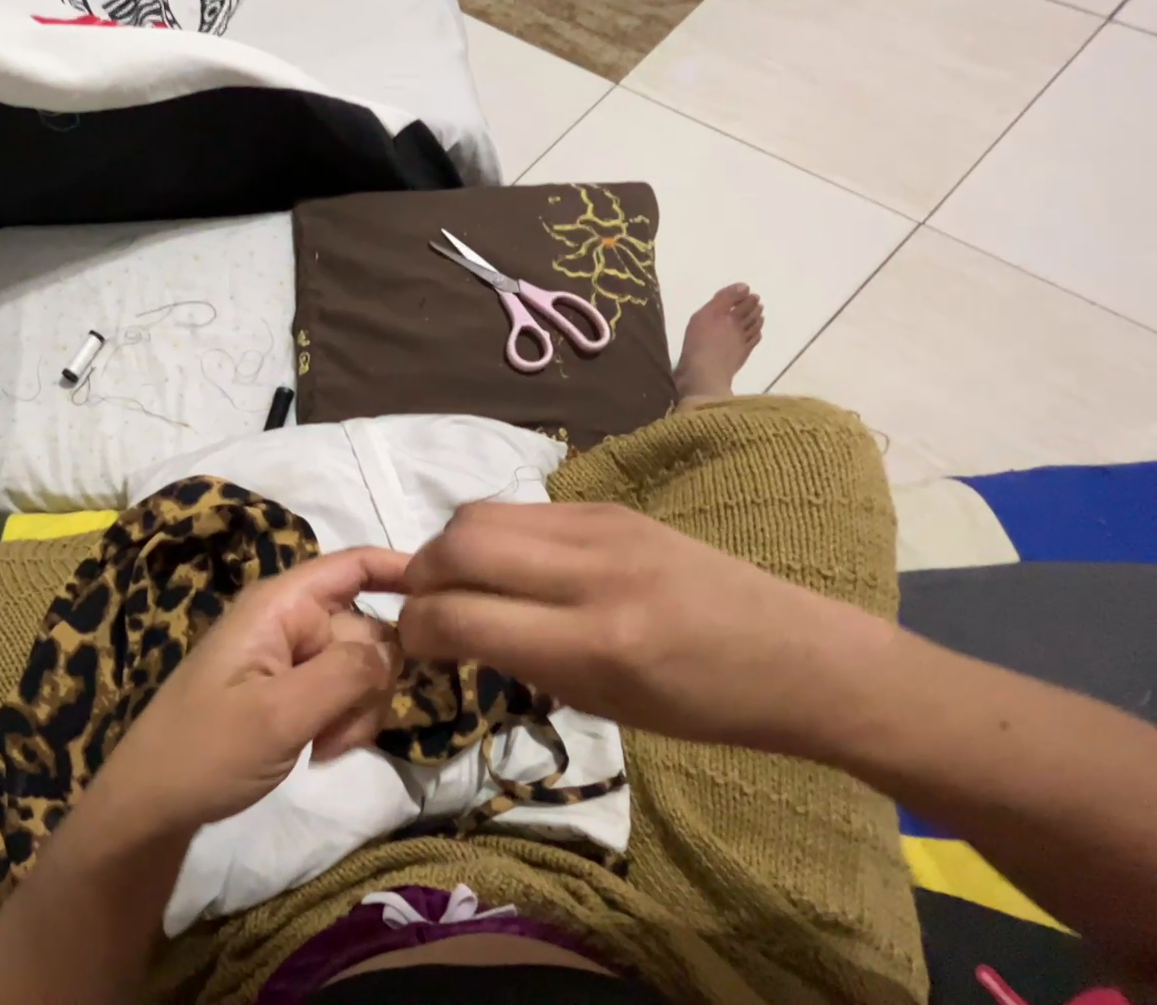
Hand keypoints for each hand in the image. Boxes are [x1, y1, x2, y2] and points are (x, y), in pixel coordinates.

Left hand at [92, 547, 409, 833]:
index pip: (352, 565)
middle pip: (368, 630)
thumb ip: (346, 673)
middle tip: (340, 732)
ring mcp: (290, 657)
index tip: (452, 600)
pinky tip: (319, 751)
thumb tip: (399, 644)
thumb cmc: (206, 749)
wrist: (155, 801)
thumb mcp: (280, 713)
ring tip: (322, 748)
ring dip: (357, 711)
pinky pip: (341, 694)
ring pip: (362, 669)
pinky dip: (344, 723)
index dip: (402, 570)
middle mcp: (289, 620)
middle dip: (371, 682)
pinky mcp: (291, 689)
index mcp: (279, 605)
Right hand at [397, 502, 886, 750]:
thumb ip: (512, 658)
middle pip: (456, 545)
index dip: (414, 629)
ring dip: (447, 549)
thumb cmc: (700, 706)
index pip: (458, 616)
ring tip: (460, 581)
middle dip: (418, 577)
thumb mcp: (597, 702)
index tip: (412, 643)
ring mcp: (601, 527)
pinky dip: (489, 535)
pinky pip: (518, 509)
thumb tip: (443, 627)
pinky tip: (508, 564)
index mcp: (594, 642)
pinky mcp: (608, 506)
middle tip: (426, 607)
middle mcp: (592, 572)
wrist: (801, 656)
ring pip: (476, 514)